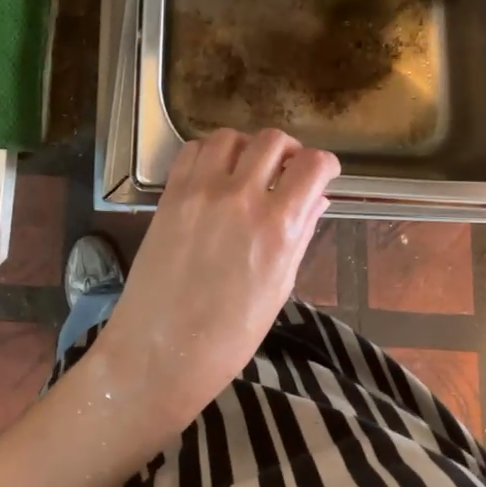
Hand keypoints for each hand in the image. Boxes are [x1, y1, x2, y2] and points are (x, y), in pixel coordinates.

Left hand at [87, 129, 338, 427]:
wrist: (161, 349)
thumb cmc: (229, 335)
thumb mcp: (279, 288)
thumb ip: (300, 235)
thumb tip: (316, 200)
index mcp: (277, 227)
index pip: (311, 166)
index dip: (324, 163)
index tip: (323, 171)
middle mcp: (240, 198)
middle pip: (272, 140)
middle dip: (288, 149)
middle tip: (287, 168)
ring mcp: (201, 191)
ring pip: (230, 136)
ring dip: (246, 146)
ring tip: (248, 168)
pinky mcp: (170, 194)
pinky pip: (193, 150)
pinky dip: (209, 153)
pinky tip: (214, 174)